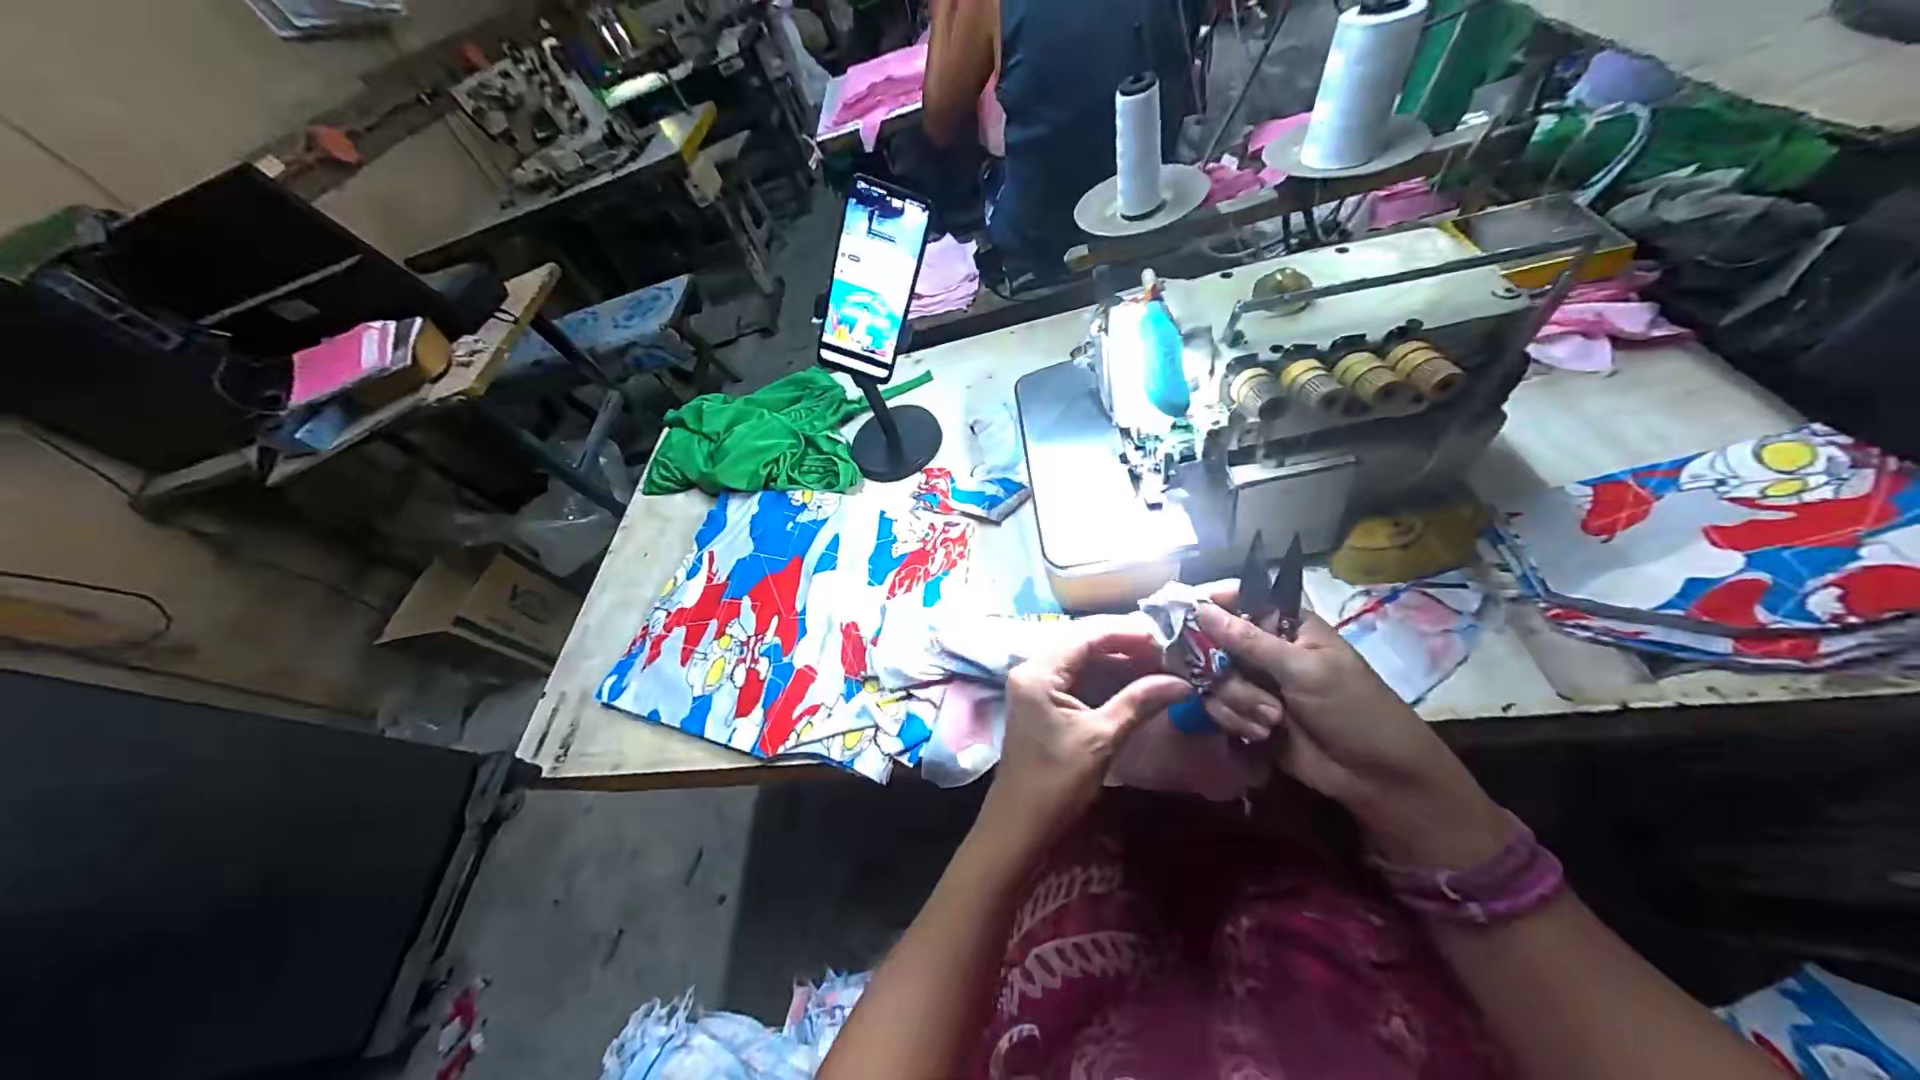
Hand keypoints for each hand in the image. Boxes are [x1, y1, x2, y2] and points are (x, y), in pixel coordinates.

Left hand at [985, 617, 1191, 851]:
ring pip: (1081, 658)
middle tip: (1168, 648)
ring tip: (1160, 660)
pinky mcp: (1042, 699)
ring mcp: (1034, 684)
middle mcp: (1031, 669)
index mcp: (1038, 672)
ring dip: (1118, 658)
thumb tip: (1183, 682)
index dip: (1128, 632)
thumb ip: (1139, 702)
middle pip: (1083, 641)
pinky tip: (1136, 677)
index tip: (1166, 636)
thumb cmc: (1056, 783)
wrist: (1020, 824)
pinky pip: (1077, 675)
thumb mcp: (1101, 738)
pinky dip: (1106, 674)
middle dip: (1126, 642)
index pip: (1086, 635)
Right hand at [1196, 587, 1510, 868]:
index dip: (1212, 605)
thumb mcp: (1304, 670)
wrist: (1375, 777)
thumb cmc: (1353, 710)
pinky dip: (1233, 719)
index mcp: (1287, 625)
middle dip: (1224, 668)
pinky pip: (1216, 705)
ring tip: (1269, 719)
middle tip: (1242, 685)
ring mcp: (1253, 682)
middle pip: (1214, 640)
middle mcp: (1264, 648)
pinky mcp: (1245, 712)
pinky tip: (1260, 733)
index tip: (1189, 617)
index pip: (1240, 599)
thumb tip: (1201, 608)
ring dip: (1235, 700)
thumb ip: (1249, 640)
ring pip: (1212, 676)